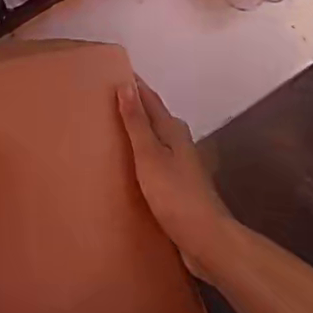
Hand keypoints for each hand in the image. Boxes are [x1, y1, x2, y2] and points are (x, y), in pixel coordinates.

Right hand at [117, 81, 234, 264]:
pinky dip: (141, 156)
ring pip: (154, 138)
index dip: (131, 85)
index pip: (148, 98)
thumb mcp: (150, 156)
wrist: (207, 239)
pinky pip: (155, 160)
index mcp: (172, 128)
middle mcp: (178, 140)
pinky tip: (130, 167)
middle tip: (105, 100)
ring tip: (111, 131)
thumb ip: (137, 122)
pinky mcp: (179, 185)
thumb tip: (126, 85)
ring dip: (137, 132)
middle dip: (132, 106)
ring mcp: (181, 163)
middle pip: (152, 116)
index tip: (111, 73)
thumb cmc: (176, 195)